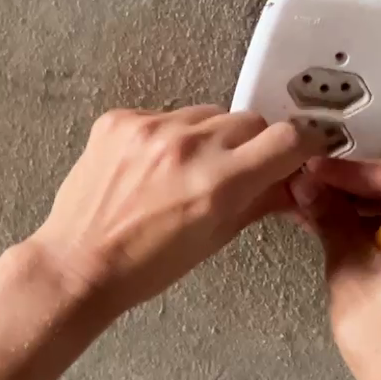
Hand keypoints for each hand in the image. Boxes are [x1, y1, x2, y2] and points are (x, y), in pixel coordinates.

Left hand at [27, 106, 318, 313]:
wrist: (78, 263)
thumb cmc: (143, 266)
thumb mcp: (214, 239)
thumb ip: (259, 202)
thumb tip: (292, 184)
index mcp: (217, 183)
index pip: (286, 139)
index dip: (302, 144)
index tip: (301, 149)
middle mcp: (186, 147)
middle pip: (249, 121)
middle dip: (252, 145)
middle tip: (235, 171)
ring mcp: (149, 129)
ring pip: (208, 113)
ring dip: (209, 137)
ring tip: (185, 171)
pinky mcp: (120, 120)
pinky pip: (165, 113)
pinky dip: (169, 134)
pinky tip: (153, 166)